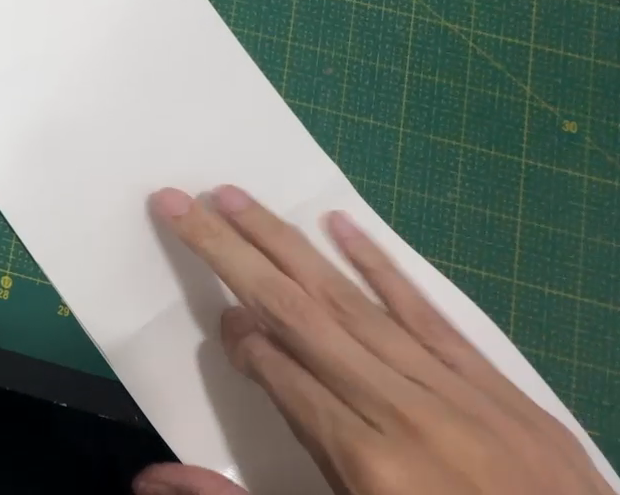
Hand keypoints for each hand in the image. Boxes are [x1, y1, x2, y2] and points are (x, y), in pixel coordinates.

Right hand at [134, 186, 612, 494]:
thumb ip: (247, 493)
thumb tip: (154, 474)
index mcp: (364, 461)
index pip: (272, 368)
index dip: (236, 338)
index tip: (221, 324)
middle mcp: (403, 414)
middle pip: (293, 313)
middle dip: (225, 251)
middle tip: (177, 199)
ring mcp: (459, 397)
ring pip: (350, 300)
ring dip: (282, 242)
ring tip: (231, 196)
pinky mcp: (506, 393)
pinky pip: (431, 317)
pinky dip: (382, 268)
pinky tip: (340, 223)